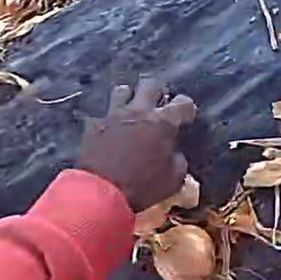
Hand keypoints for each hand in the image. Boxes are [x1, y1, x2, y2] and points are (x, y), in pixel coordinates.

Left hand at [76, 79, 196, 210]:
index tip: (186, 118)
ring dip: (130, 98)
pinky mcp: (93, 125)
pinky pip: (102, 112)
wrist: (99, 194)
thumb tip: (174, 152)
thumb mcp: (174, 178)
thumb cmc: (143, 185)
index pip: (183, 103)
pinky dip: (108, 118)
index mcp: (164, 122)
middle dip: (158, 93)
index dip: (187, 109)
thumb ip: (178, 158)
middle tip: (159, 106)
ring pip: (123, 90)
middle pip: (151, 84)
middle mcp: (140, 111)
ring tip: (132, 111)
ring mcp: (114, 115)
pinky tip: (110, 127)